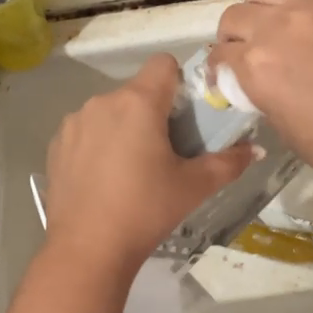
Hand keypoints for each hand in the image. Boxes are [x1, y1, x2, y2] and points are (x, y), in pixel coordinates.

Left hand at [42, 54, 254, 272]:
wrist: (87, 248)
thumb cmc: (146, 211)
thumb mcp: (194, 187)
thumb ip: (229, 162)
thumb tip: (255, 149)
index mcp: (138, 102)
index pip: (164, 63)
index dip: (180, 82)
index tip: (186, 115)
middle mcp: (103, 101)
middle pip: (137, 90)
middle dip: (154, 111)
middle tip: (166, 150)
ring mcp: (75, 122)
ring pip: (110, 111)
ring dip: (124, 127)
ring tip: (132, 168)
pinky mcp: (57, 144)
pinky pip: (86, 130)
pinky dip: (99, 144)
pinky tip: (104, 178)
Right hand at [208, 0, 312, 206]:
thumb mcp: (294, 135)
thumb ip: (267, 98)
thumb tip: (262, 85)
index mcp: (259, 65)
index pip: (220, 56)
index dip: (221, 72)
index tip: (230, 83)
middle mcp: (281, 25)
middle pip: (236, 15)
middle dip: (235, 37)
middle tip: (250, 58)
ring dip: (263, 8)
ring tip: (279, 30)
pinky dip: (301, 4)